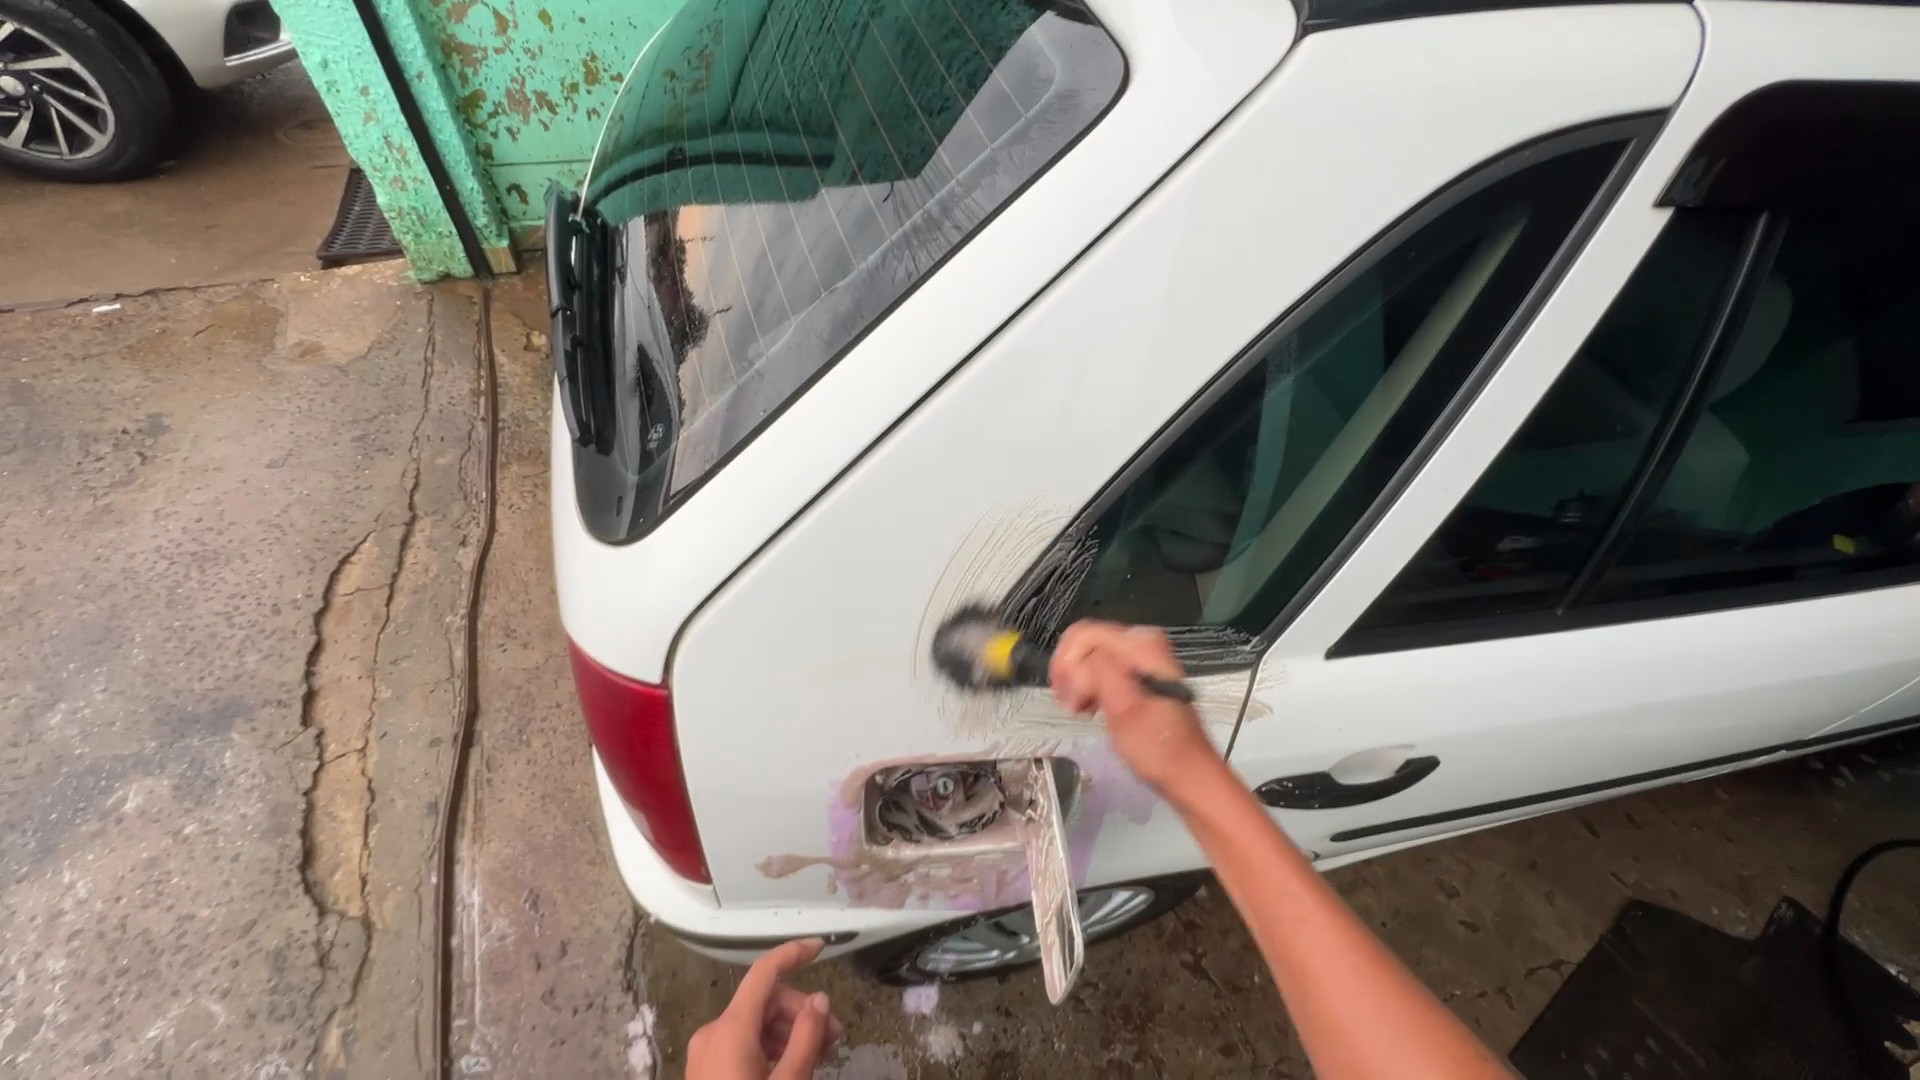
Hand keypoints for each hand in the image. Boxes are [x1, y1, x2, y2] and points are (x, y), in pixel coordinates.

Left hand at [686, 938, 843, 1078]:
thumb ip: (806, 1037)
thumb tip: (820, 999)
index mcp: (731, 1028)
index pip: (764, 972)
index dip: (794, 953)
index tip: (822, 947)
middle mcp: (712, 1031)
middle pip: (765, 1002)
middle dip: (802, 1012)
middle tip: (835, 1037)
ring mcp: (705, 1053)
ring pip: (756, 1024)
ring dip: (789, 1032)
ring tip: (818, 1056)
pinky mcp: (704, 1072)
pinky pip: (743, 1044)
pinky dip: (770, 1047)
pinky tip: (792, 1067)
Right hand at [1049, 620, 1221, 795]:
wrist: (1187, 772)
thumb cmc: (1157, 747)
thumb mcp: (1124, 708)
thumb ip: (1100, 672)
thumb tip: (1079, 661)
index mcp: (1140, 644)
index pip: (1082, 634)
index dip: (1068, 665)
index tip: (1071, 698)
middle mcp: (1141, 641)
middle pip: (1083, 641)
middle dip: (1070, 672)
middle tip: (1071, 705)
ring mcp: (1139, 655)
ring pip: (1087, 654)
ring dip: (1076, 681)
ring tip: (1079, 709)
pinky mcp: (1134, 671)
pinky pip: (1097, 666)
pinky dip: (1087, 685)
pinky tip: (1089, 706)